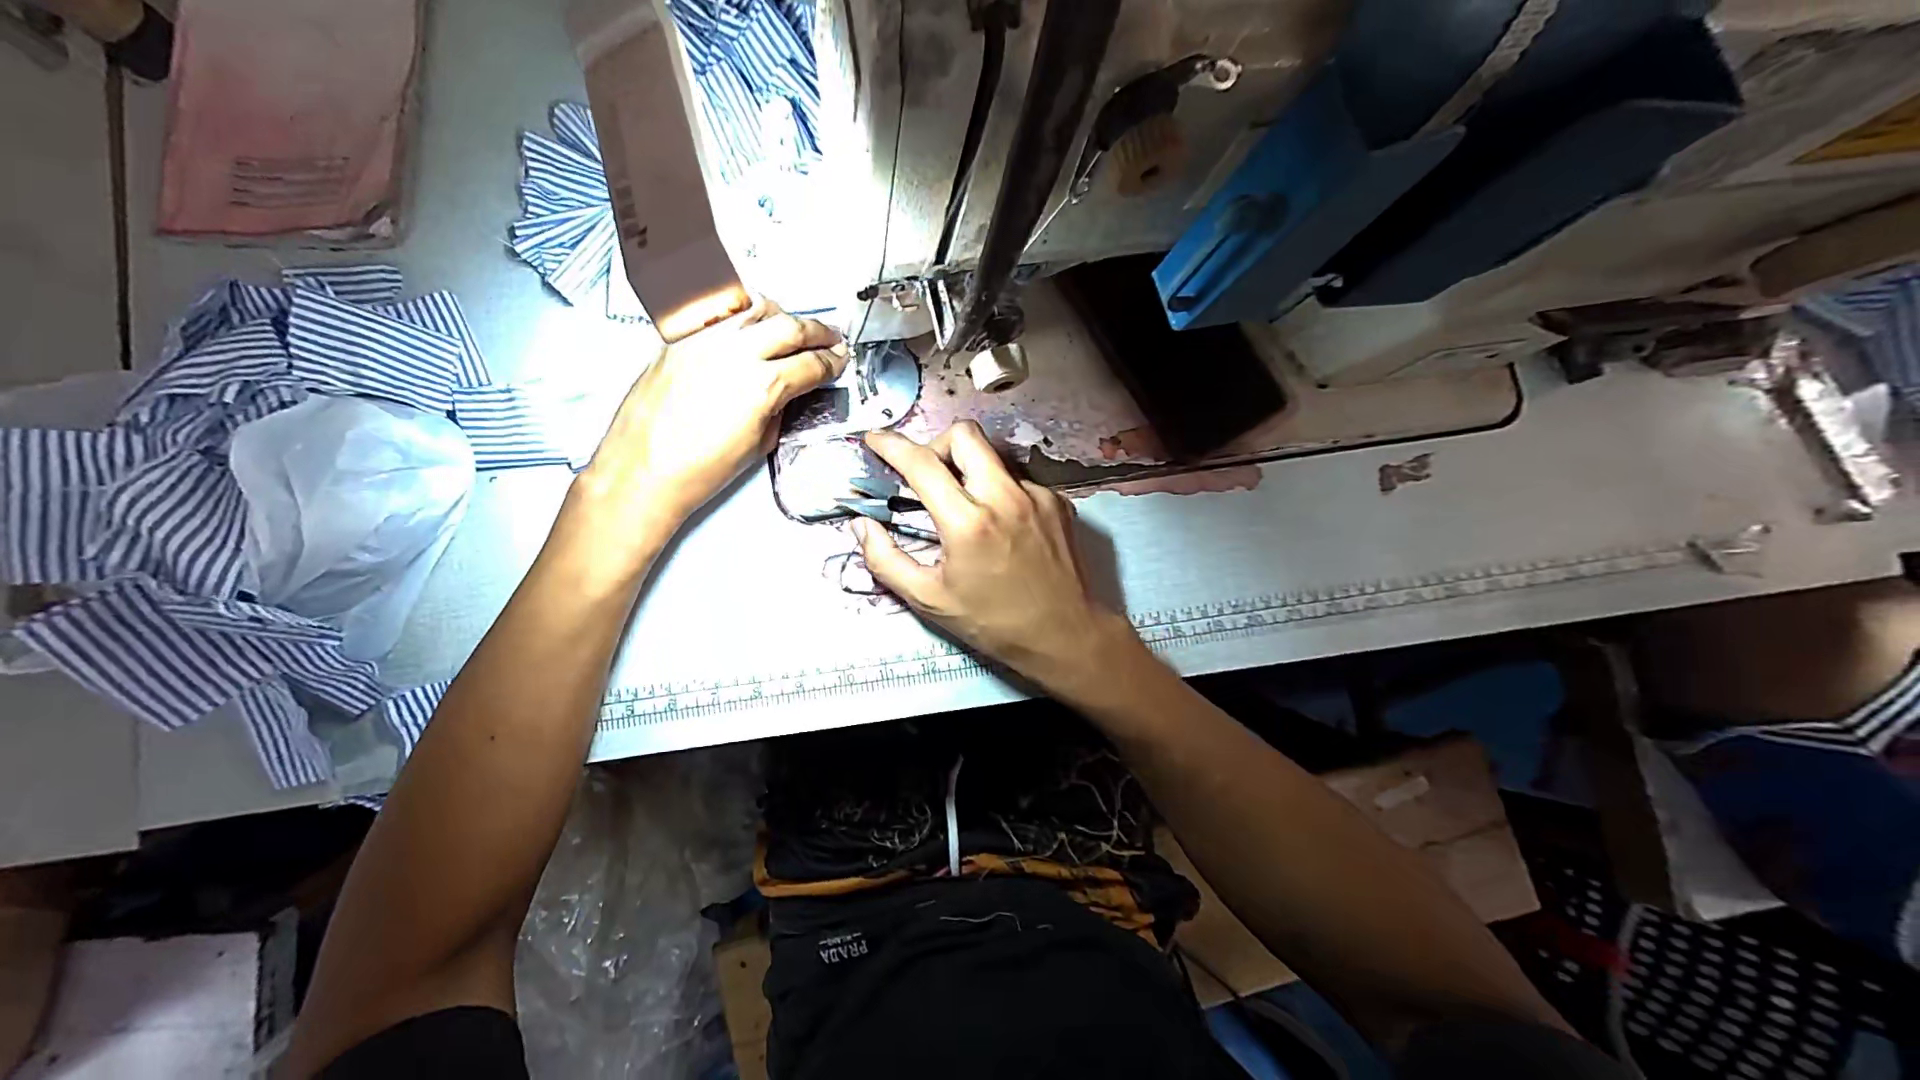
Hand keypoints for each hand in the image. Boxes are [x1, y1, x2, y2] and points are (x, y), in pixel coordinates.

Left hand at [575, 298, 847, 533]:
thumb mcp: (758, 443)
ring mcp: (704, 342)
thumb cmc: (693, 469)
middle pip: (791, 327)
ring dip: (783, 313)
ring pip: (756, 308)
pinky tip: (750, 320)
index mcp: (762, 385)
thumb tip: (791, 390)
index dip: (832, 362)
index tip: (838, 361)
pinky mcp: (680, 340)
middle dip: (819, 331)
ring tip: (793, 323)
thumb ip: (780, 407)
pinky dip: (743, 312)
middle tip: (830, 337)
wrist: (643, 471)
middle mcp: (735, 354)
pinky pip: (720, 313)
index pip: (812, 363)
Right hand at [855, 422, 1141, 696]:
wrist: (1064, 636)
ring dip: (970, 470)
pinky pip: (1018, 480)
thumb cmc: (993, 623)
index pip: (921, 463)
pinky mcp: (1058, 502)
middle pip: (964, 435)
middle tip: (928, 476)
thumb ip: (886, 560)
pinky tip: (1001, 526)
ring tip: (966, 508)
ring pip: (993, 456)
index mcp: (968, 522)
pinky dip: (1000, 492)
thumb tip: (862, 525)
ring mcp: (1036, 496)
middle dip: (937, 445)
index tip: (874, 439)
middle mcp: (1004, 497)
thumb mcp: (929, 600)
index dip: (890, 445)